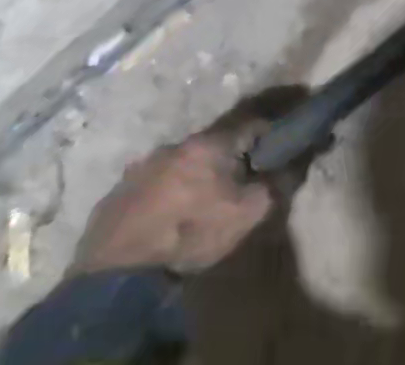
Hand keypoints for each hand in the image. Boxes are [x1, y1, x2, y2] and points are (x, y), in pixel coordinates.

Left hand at [69, 122, 272, 275]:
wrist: (117, 279)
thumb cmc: (193, 234)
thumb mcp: (251, 211)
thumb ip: (278, 181)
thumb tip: (293, 163)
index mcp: (209, 143)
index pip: (252, 124)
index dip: (270, 137)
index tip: (278, 152)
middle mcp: (173, 145)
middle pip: (212, 145)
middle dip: (226, 159)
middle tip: (235, 183)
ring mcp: (137, 169)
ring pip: (177, 164)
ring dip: (191, 177)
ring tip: (196, 204)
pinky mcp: (111, 197)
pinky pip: (149, 187)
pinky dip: (162, 196)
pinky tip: (165, 220)